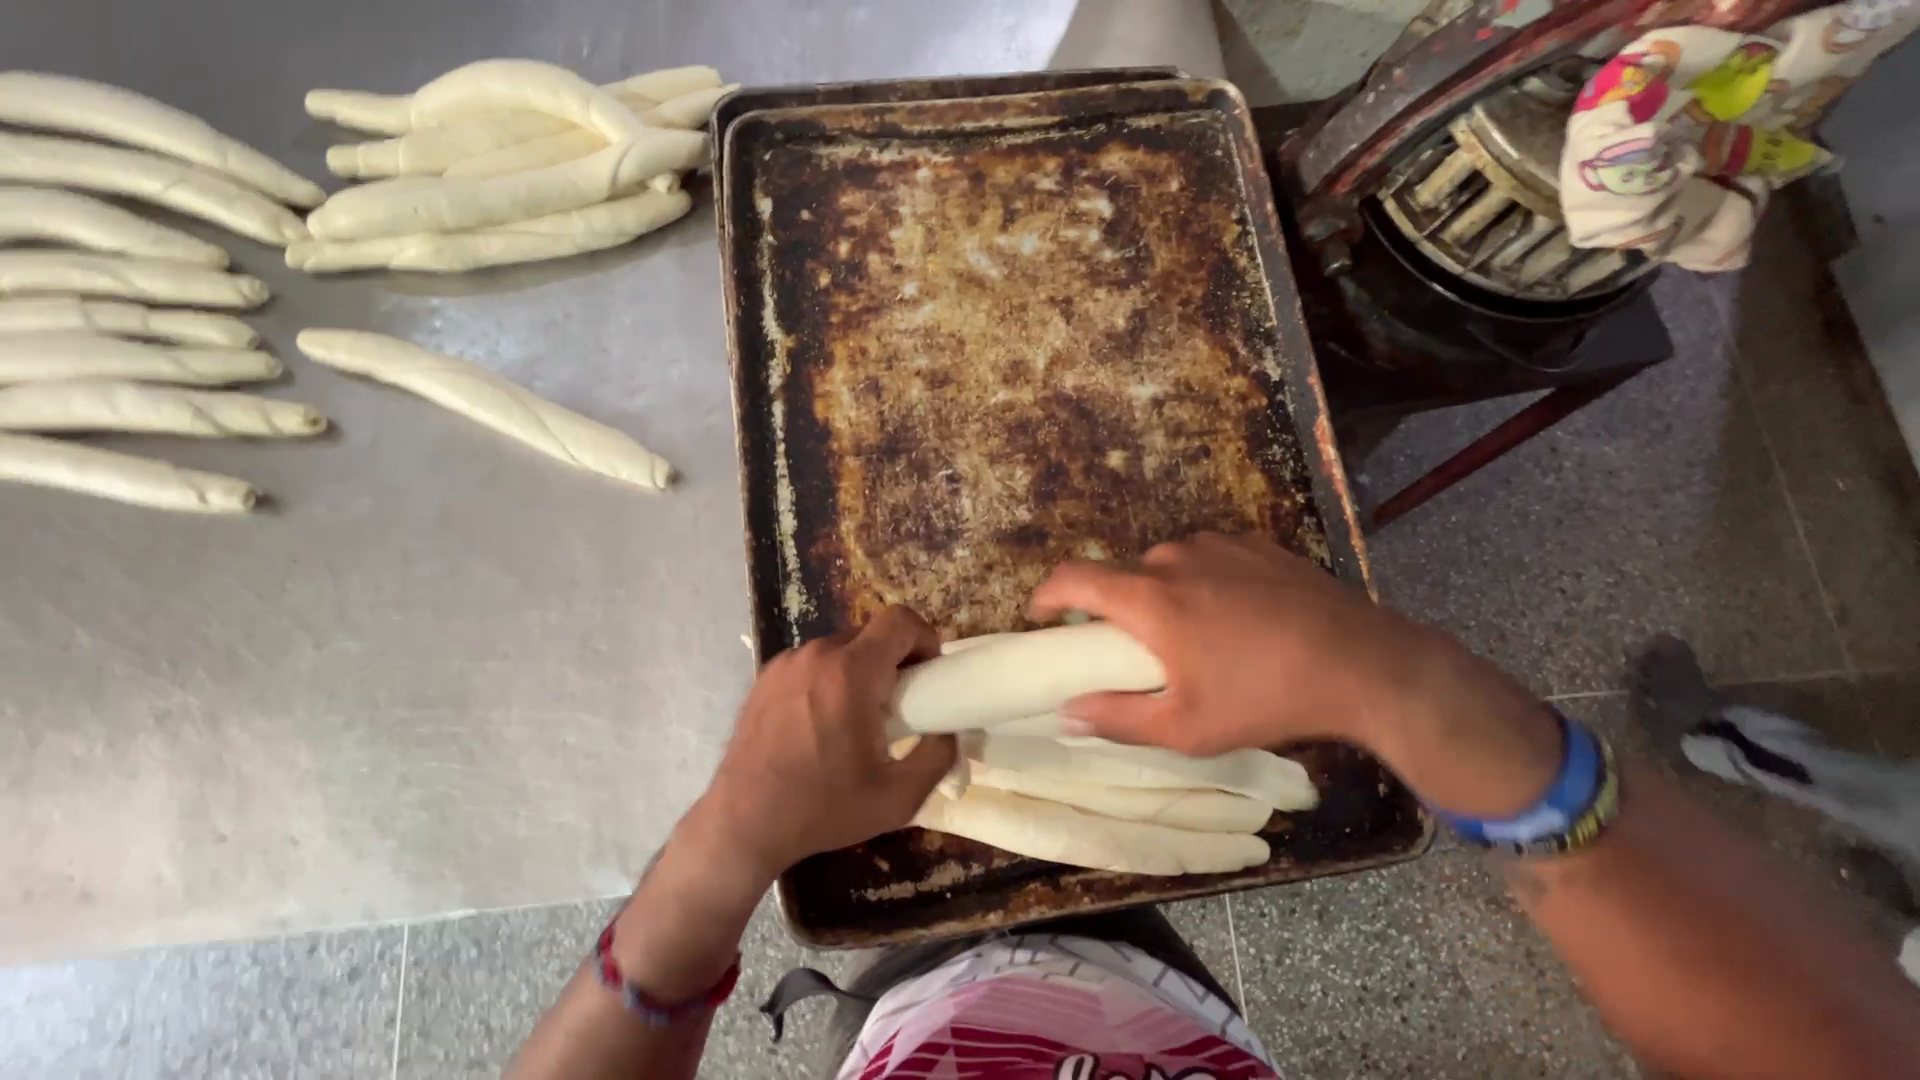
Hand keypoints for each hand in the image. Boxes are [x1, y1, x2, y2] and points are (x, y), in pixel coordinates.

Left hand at [699, 606, 956, 877]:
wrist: (744, 823)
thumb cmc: (823, 809)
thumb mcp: (898, 797)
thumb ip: (937, 756)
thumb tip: (948, 731)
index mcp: (851, 672)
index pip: (900, 620)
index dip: (924, 639)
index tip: (927, 675)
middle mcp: (817, 654)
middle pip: (871, 634)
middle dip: (892, 661)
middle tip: (896, 706)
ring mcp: (786, 663)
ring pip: (839, 649)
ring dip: (858, 671)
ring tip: (855, 719)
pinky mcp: (764, 677)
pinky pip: (811, 664)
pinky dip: (826, 680)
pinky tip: (819, 724)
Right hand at [1028, 533, 1562, 816]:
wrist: (1364, 664)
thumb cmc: (1264, 699)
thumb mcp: (1184, 728)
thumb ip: (1116, 718)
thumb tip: (1066, 713)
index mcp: (1148, 598)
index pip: (1072, 577)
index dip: (1046, 595)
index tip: (1042, 618)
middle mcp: (1174, 558)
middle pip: (1122, 576)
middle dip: (1117, 610)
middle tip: (1137, 651)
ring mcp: (1219, 545)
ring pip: (1166, 567)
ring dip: (1163, 596)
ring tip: (1195, 637)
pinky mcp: (1256, 544)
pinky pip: (1208, 559)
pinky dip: (1203, 583)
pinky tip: (1236, 617)